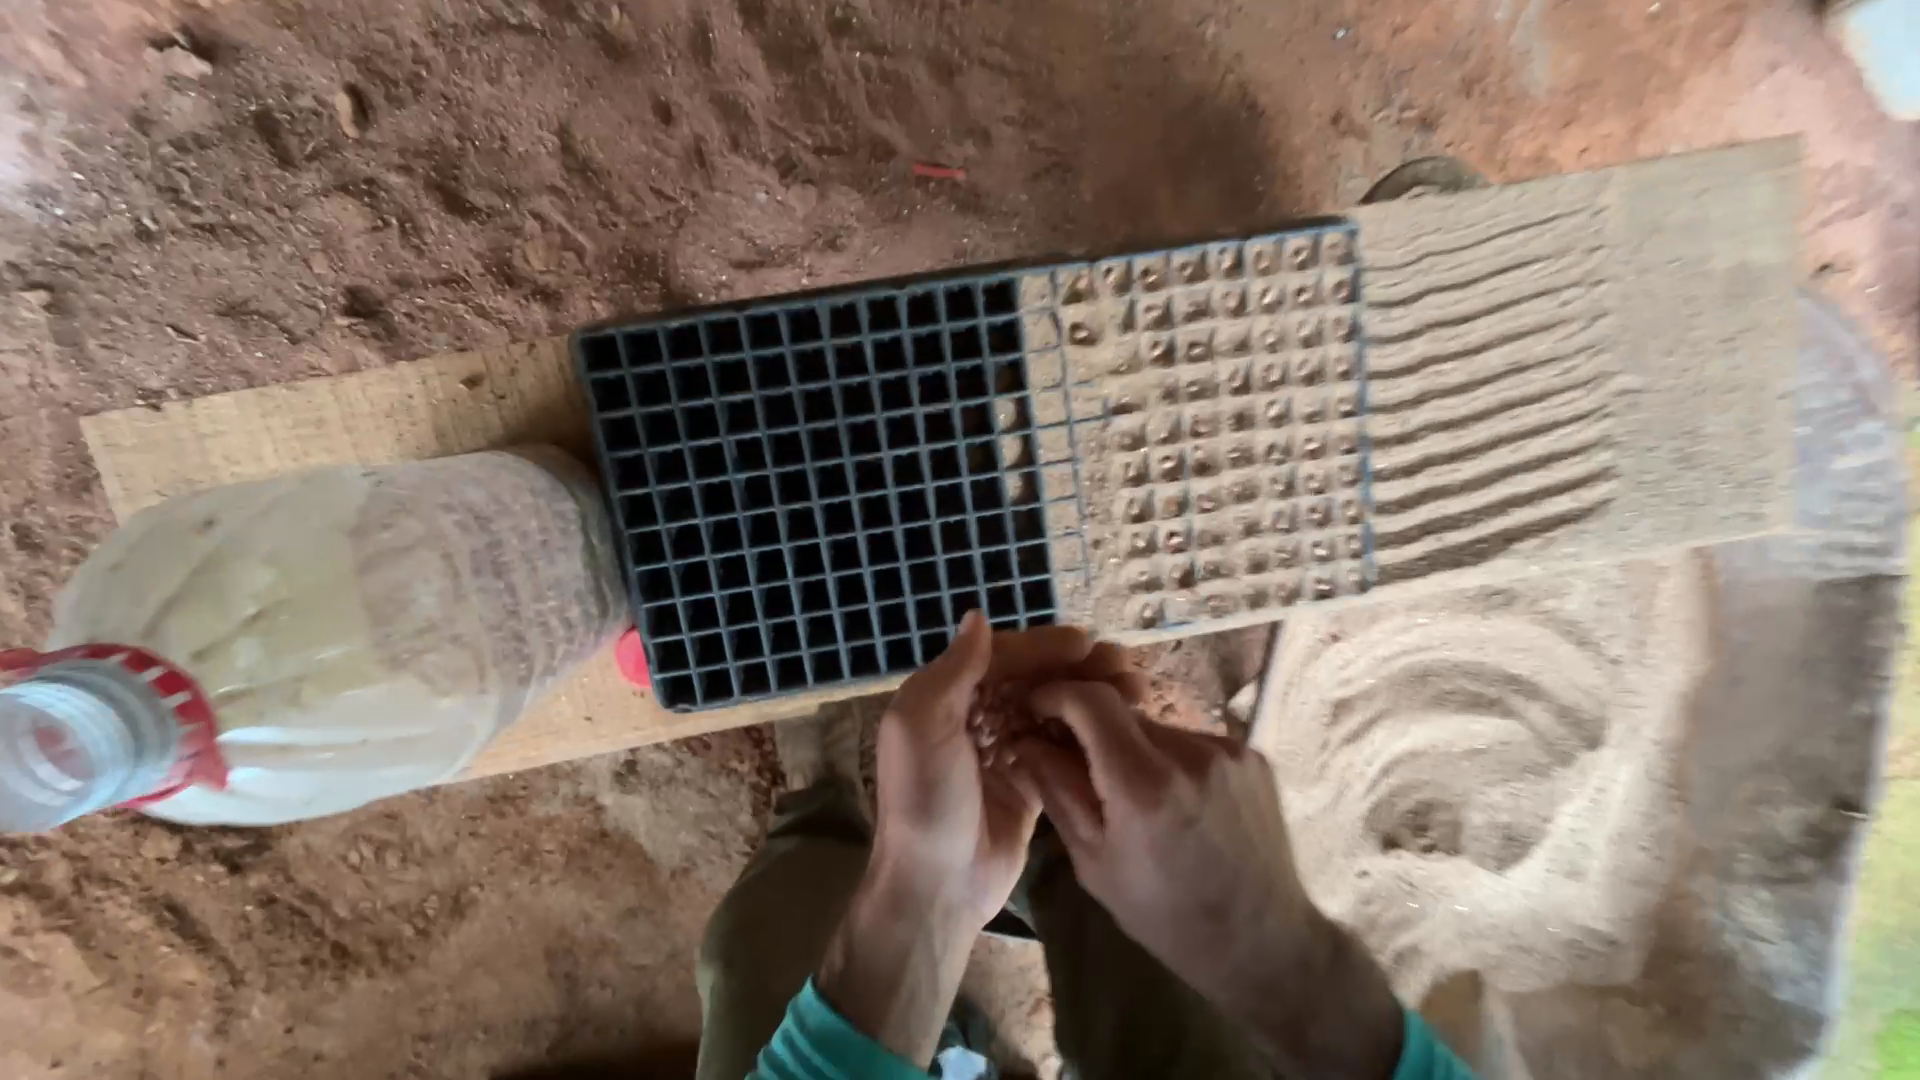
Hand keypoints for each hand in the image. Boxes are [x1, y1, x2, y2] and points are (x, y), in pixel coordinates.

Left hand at [870, 611, 1142, 927]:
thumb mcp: (922, 727)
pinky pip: (1061, 745)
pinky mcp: (1030, 781)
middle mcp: (973, 717)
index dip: (1041, 646)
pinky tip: (1120, 724)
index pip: (999, 657)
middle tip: (1123, 664)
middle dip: (1074, 669)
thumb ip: (953, 671)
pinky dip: (1087, 732)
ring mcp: (1003, 749)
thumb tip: (978, 616)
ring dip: (1088, 696)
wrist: (937, 885)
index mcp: (944, 697)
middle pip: (1030, 680)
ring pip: (1051, 709)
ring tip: (1134, 690)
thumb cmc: (927, 798)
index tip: (1086, 643)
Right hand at [1010, 681, 1404, 1077]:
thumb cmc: (1166, 915)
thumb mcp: (1094, 863)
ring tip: (1139, 797)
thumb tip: (1026, 742)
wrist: (1265, 942)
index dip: (1057, 694)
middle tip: (1084, 767)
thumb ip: (1058, 791)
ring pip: (1156, 726)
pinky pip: (1192, 740)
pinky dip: (1172, 759)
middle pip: (1122, 713)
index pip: (1090, 701)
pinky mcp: (1253, 755)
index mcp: (1143, 785)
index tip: (1039, 707)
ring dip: (1135, 747)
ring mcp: (1228, 750)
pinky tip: (1179, 803)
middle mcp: (1190, 753)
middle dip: (1094, 731)